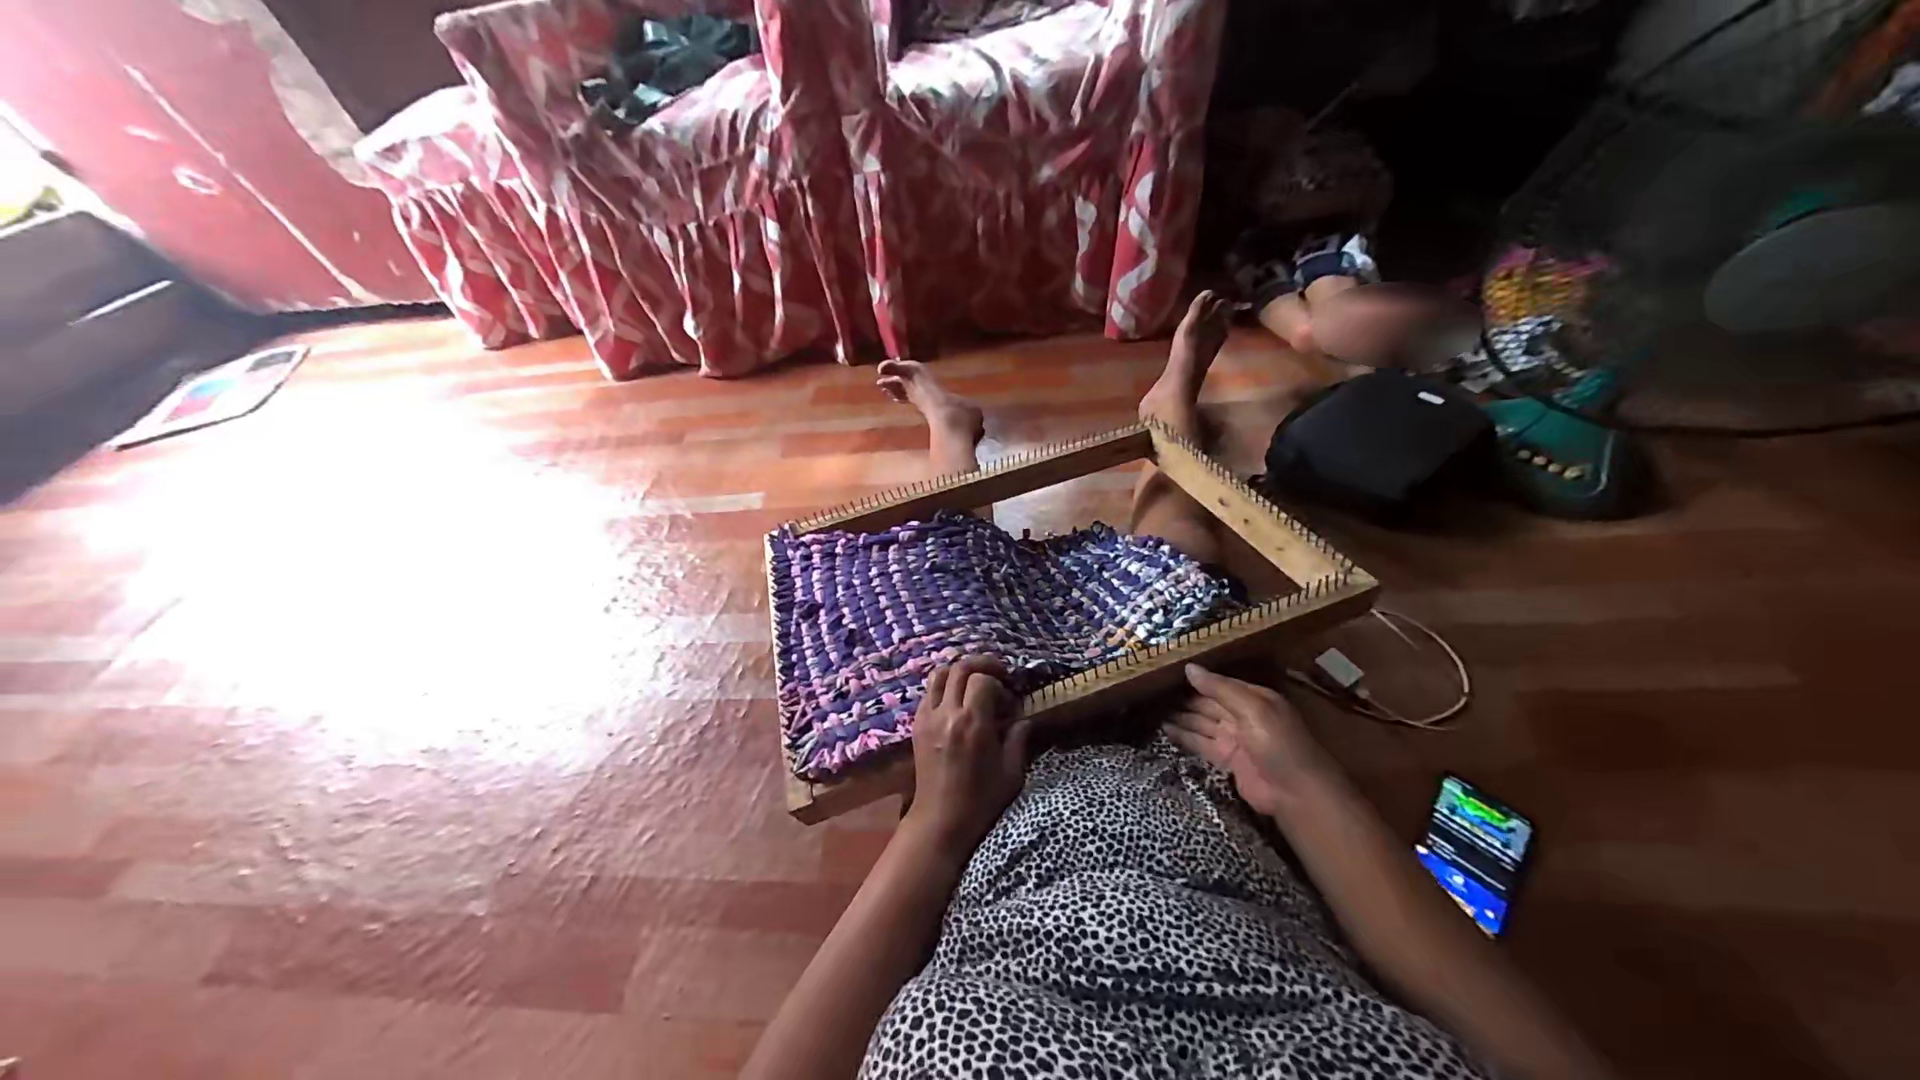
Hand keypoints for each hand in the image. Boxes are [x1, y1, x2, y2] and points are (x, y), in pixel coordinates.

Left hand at [903, 656, 1032, 854]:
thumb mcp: (1011, 771)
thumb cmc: (981, 800)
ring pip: (939, 674)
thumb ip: (1018, 738)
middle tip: (998, 675)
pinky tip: (958, 702)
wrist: (941, 821)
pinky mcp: (917, 725)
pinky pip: (929, 692)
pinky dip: (944, 687)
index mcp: (971, 723)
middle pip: (959, 668)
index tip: (1009, 703)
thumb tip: (1023, 718)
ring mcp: (927, 717)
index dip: (1000, 684)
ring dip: (960, 672)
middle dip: (982, 665)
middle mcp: (946, 714)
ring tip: (976, 683)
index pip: (982, 679)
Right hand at [1165, 663, 1334, 818]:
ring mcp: (1234, 738)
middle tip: (1152, 690)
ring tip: (1152, 708)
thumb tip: (1188, 668)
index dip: (1196, 679)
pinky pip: (1200, 743)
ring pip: (1201, 722)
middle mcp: (1242, 715)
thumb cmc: (1278, 743)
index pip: (1219, 684)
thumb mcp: (1253, 708)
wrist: (1296, 793)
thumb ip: (1219, 688)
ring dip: (1180, 716)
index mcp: (1253, 698)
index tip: (1167, 671)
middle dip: (1184, 697)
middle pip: (1207, 703)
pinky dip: (1183, 736)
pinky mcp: (1225, 759)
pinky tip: (1165, 729)